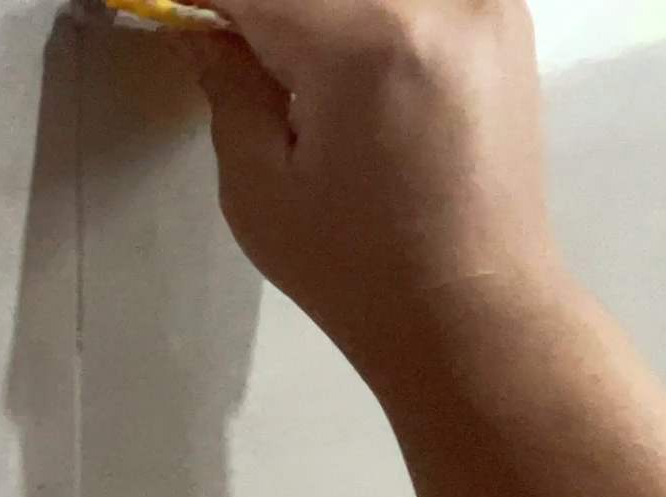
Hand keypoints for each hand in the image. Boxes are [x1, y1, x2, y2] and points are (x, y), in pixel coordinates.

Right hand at [176, 0, 562, 365]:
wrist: (461, 298)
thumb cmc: (343, 262)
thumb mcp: (257, 189)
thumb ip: (231, 91)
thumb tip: (202, 31)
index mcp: (365, 46)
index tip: (163, 5)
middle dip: (249, 2)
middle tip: (209, 31)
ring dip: (299, 8)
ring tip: (259, 51)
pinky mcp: (502, 15)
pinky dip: (349, 10)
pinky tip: (322, 48)